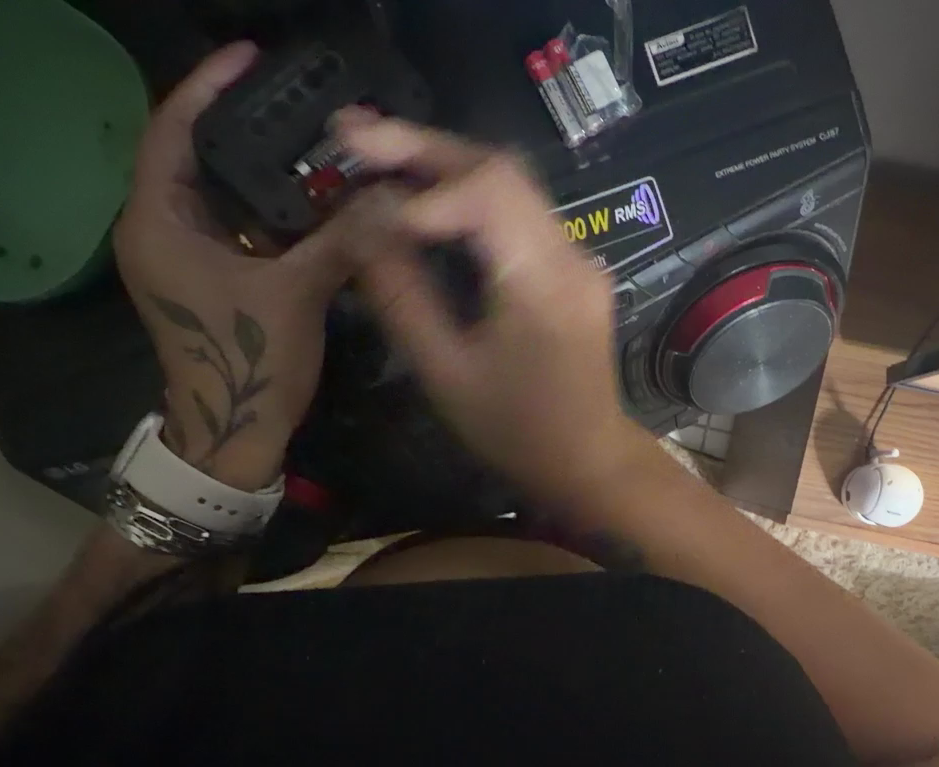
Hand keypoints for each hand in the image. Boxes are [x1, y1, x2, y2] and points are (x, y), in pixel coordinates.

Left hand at [114, 42, 353, 489]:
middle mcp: (156, 229)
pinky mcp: (202, 278)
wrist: (233, 437)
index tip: (250, 57)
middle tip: (293, 103)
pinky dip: (262, 208)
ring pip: (213, 192)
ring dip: (255, 169)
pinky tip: (306, 199)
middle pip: (191, 155)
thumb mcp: (296, 295)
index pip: (171, 129)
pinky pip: (229, 224)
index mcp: (156, 221)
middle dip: (240, 126)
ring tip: (306, 142)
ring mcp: (178, 256)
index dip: (208, 86)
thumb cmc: (248, 365)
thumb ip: (340, 240)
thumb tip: (391, 199)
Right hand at [334, 114, 655, 502]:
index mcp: (542, 283)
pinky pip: (518, 216)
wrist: (588, 461)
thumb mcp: (446, 374)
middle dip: (422, 148)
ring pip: (510, 186)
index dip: (422, 182)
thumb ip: (403, 296)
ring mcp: (578, 259)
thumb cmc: (517, 432)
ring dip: (442, 166)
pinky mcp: (573, 269)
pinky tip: (423, 200)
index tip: (366, 200)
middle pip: (499, 170)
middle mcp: (570, 255)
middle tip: (350, 134)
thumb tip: (360, 224)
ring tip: (373, 152)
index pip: (488, 192)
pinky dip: (467, 201)